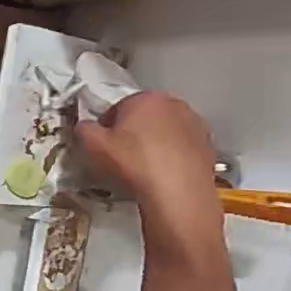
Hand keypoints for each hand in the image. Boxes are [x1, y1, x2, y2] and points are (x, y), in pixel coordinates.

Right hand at [76, 91, 225, 256]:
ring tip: (143, 168)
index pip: (118, 107)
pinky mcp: (206, 144)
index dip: (108, 127)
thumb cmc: (134, 163)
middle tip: (123, 156)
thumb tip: (83, 126)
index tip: (105, 145)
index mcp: (144, 98)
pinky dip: (171, 155)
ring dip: (153, 143)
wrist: (177, 192)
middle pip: (144, 116)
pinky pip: (181, 146)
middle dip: (133, 132)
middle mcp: (173, 104)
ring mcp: (193, 123)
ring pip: (164, 130)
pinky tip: (162, 173)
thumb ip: (83, 129)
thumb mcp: (94, 146)